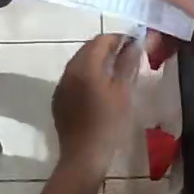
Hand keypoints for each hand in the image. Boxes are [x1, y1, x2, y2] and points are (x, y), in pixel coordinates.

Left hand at [51, 33, 141, 175]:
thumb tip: (136, 43)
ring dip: (96, 61)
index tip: (135, 44)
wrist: (84, 154)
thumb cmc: (109, 124)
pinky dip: (86, 75)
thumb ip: (128, 63)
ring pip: (78, 63)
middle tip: (128, 56)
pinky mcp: (58, 98)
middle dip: (107, 48)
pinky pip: (72, 78)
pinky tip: (99, 87)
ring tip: (116, 71)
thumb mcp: (124, 92)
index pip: (100, 41)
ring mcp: (60, 86)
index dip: (118, 38)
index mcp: (84, 67)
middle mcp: (68, 72)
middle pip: (87, 49)